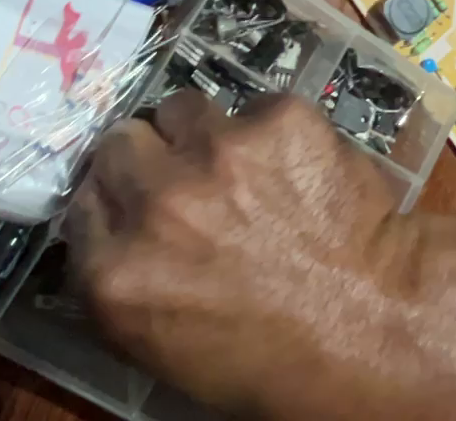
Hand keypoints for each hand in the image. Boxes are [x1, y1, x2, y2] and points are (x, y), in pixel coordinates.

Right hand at [67, 92, 455, 419]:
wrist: (373, 323)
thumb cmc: (266, 351)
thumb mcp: (163, 341)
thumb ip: (121, 271)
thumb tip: (108, 215)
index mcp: (116, 271)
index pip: (83, 197)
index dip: (114, 193)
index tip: (137, 196)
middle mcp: (158, 201)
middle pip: (121, 140)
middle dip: (149, 153)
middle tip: (185, 173)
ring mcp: (219, 151)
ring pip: (183, 106)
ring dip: (204, 131)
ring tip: (243, 164)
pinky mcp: (277, 117)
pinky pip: (254, 104)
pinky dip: (270, 129)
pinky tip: (295, 166)